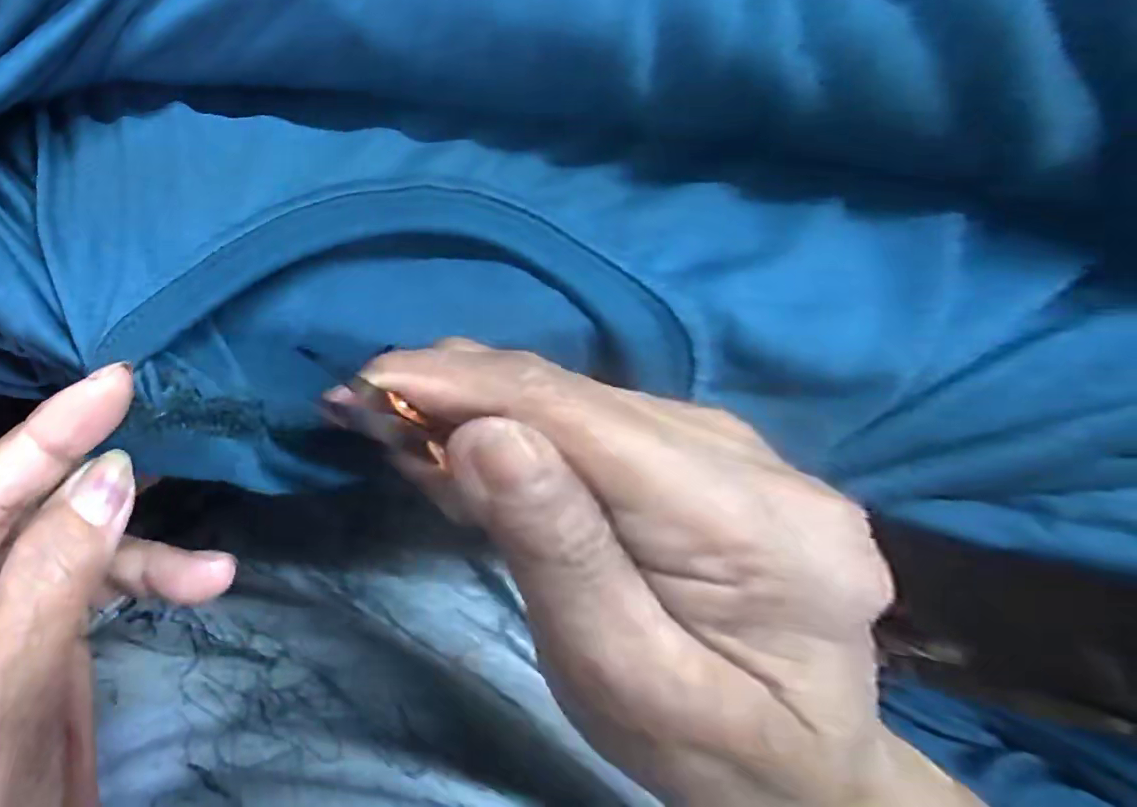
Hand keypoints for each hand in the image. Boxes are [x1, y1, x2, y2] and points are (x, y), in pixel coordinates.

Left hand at [0, 364, 236, 806]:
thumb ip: (53, 575)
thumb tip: (111, 472)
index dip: (53, 431)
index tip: (116, 379)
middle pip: (28, 501)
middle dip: (92, 467)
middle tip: (147, 402)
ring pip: (73, 534)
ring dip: (139, 545)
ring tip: (204, 561)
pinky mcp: (37, 614)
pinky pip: (96, 576)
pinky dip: (148, 578)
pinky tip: (203, 581)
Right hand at [352, 340, 978, 806]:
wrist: (794, 762)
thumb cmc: (701, 744)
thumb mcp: (616, 672)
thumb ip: (557, 549)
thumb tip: (481, 434)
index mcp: (749, 523)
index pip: (574, 414)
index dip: (459, 385)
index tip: (364, 385)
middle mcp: (743, 454)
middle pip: (560, 389)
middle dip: (443, 388)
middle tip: (354, 407)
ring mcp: (718, 438)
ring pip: (556, 388)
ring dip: (461, 400)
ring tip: (390, 427)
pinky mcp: (683, 440)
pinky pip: (568, 407)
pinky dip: (495, 416)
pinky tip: (450, 438)